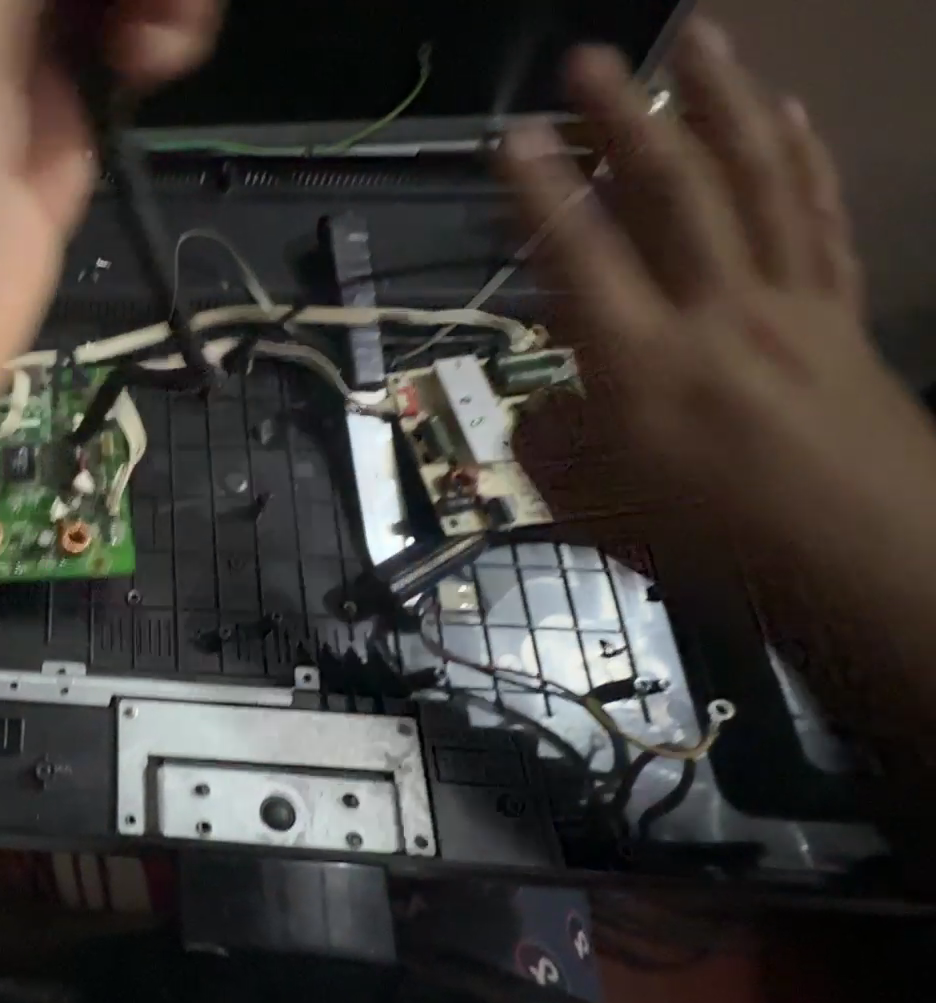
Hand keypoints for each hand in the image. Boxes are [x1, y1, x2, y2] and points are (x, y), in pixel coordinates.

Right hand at [501, 18, 935, 566]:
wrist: (874, 565)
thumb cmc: (713, 546)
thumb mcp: (591, 510)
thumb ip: (552, 444)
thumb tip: (547, 405)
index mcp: (642, 372)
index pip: (579, 263)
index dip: (542, 197)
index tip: (512, 139)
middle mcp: (719, 317)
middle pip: (675, 196)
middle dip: (629, 118)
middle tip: (591, 58)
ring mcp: (790, 305)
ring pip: (759, 183)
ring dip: (724, 105)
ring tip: (698, 41)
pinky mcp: (839, 312)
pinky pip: (819, 217)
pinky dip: (798, 157)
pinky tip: (779, 116)